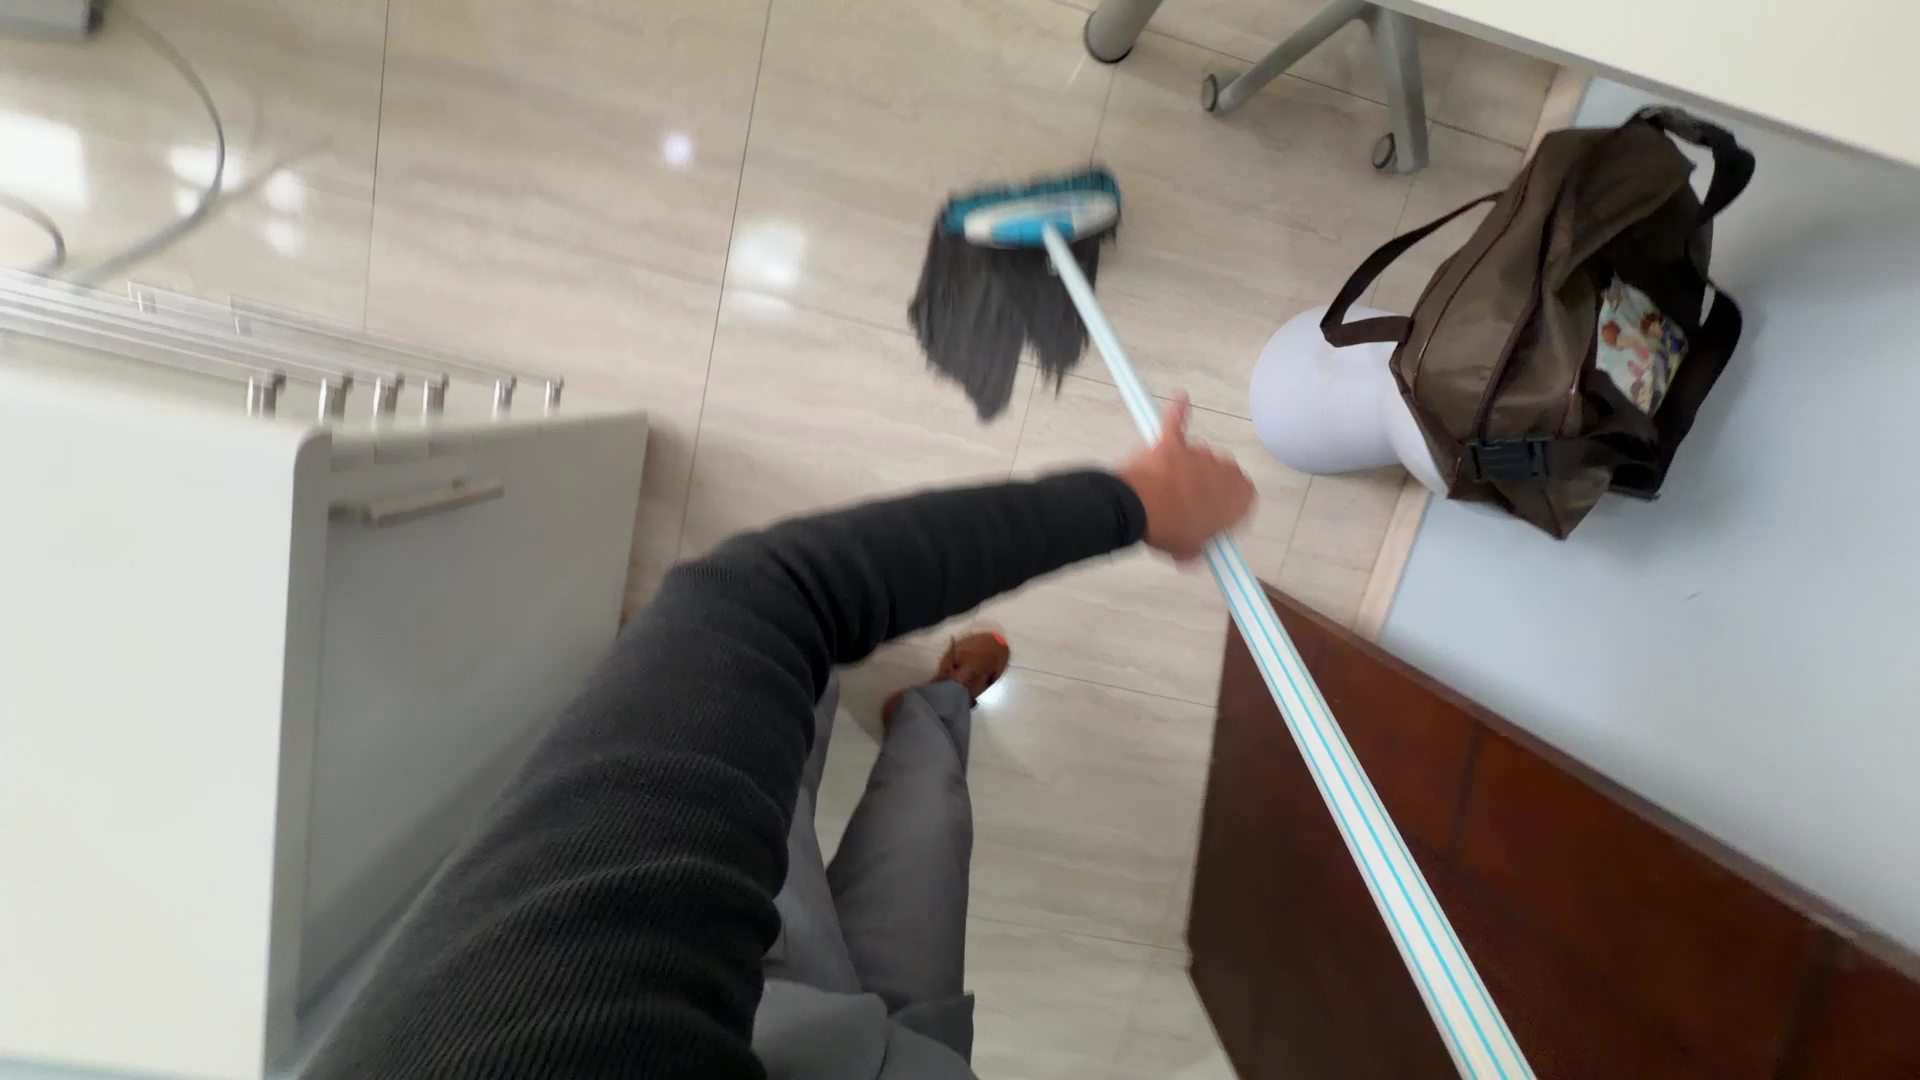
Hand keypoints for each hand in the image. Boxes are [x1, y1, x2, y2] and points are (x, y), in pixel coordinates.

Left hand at [1117, 395, 1255, 562]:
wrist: (1137, 509)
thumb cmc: (1169, 530)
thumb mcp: (1191, 549)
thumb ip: (1200, 543)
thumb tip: (1194, 548)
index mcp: (1240, 496)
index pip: (1242, 500)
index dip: (1224, 510)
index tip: (1209, 520)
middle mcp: (1226, 468)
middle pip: (1220, 475)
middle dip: (1205, 487)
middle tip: (1183, 507)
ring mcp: (1198, 451)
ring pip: (1197, 457)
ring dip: (1184, 468)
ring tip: (1163, 489)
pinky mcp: (1172, 440)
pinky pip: (1177, 420)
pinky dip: (1178, 410)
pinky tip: (1181, 398)